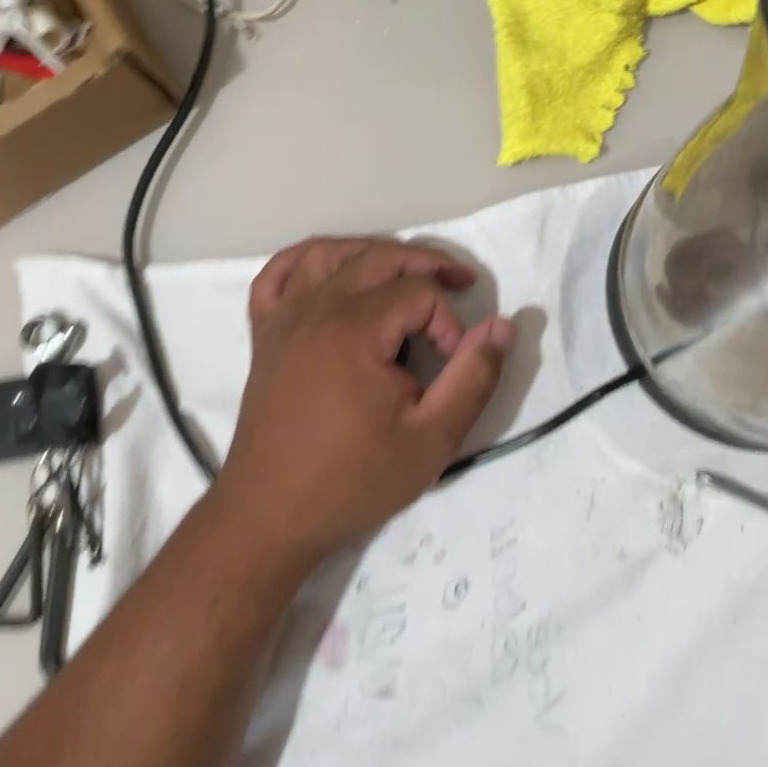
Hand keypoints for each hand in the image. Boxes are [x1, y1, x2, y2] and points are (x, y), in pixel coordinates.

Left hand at [214, 237, 514, 563]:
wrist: (270, 514)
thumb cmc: (353, 480)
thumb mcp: (432, 439)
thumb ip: (473, 378)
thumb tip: (503, 326)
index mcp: (354, 330)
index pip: (418, 292)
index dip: (448, 321)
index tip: (454, 363)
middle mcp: (315, 309)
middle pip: (377, 257)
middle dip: (425, 266)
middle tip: (460, 285)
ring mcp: (282, 318)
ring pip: (330, 253)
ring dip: (373, 252)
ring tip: (406, 272)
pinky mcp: (264, 334)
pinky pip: (278, 274)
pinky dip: (309, 261)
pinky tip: (332, 271)